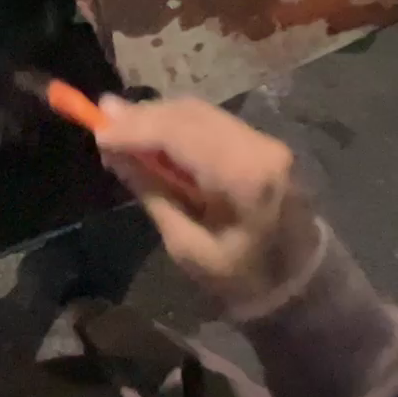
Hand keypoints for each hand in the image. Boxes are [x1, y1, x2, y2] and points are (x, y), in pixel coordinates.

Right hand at [95, 96, 323, 315]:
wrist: (300, 283)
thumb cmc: (241, 276)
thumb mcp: (186, 246)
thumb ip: (152, 192)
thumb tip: (114, 153)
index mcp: (244, 177)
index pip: (179, 134)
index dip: (134, 128)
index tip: (97, 131)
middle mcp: (258, 146)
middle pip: (188, 115)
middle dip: (141, 116)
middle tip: (100, 119)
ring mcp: (264, 140)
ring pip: (198, 113)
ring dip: (156, 117)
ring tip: (118, 126)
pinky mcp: (261, 142)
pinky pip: (210, 122)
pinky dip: (175, 125)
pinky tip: (150, 134)